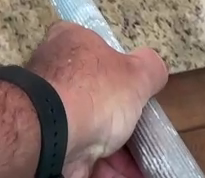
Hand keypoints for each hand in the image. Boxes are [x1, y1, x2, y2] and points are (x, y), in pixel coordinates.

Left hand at [25, 22, 167, 177]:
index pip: (97, 49)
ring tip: (140, 169)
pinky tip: (122, 177)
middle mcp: (56, 71)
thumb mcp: (135, 74)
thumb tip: (155, 66)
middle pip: (97, 98)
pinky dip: (102, 170)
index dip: (121, 75)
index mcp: (72, 41)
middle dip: (124, 125)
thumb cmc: (89, 91)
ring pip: (91, 132)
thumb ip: (149, 67)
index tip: (138, 98)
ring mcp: (51, 109)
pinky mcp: (49, 143)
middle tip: (145, 142)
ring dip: (117, 155)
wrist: (51, 132)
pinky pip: (81, 158)